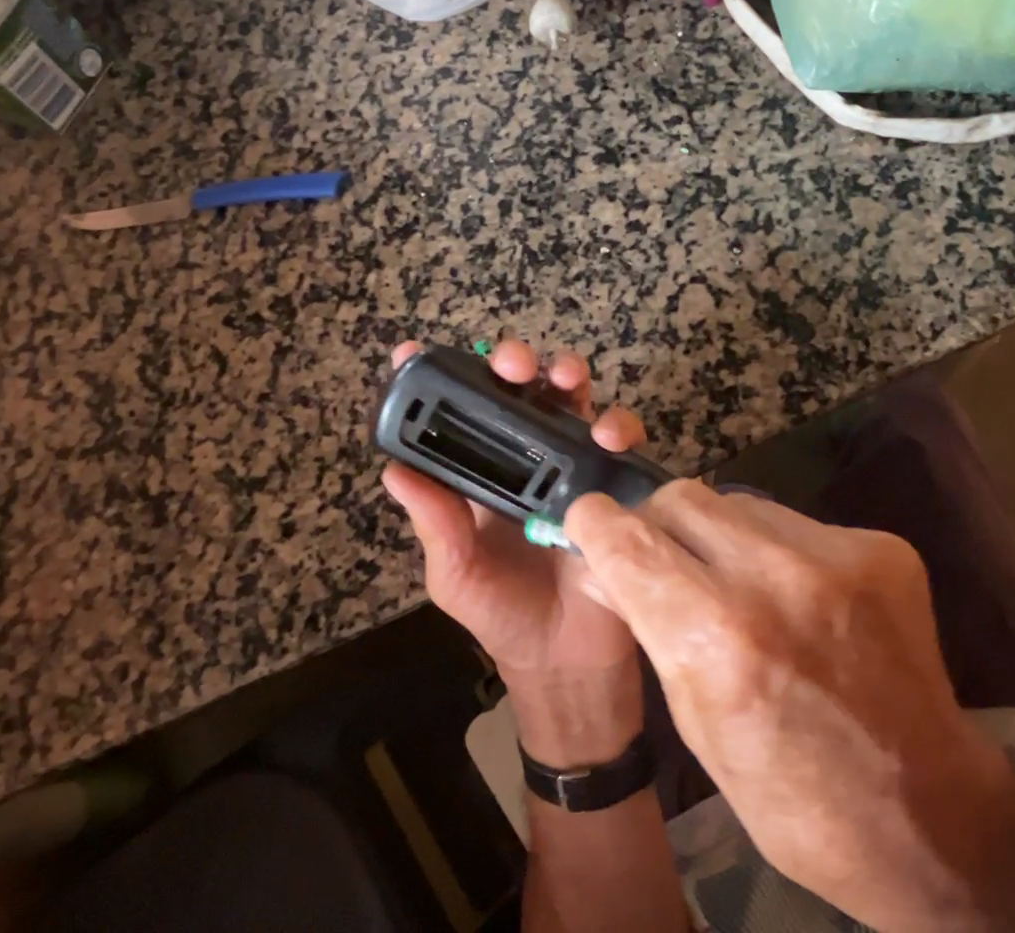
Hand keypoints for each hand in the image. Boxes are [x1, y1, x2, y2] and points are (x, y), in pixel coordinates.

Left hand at [382, 340, 650, 761]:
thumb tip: (394, 472)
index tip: (418, 354)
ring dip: (569, 377)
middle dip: (516, 363)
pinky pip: (620, 443)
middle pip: (520, 393)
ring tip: (565, 379)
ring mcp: (573, 468)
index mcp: (481, 476)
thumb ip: (434, 525)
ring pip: (572, 402)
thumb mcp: (455, 575)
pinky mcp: (615, 485)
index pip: (458, 415)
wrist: (567, 660)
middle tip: (511, 364)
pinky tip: (608, 436)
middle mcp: (526, 461)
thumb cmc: (503, 614)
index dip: (439, 379)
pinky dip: (618, 426)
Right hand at [564, 483, 1011, 916]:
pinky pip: (796, 524)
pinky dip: (778, 550)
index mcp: (715, 636)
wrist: (923, 813)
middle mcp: (775, 578)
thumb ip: (652, 626)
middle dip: (656, 524)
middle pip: (680, 497)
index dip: (595, 525)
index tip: (591, 527)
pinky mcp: (882, 548)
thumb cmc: (787, 794)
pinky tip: (798, 599)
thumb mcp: (691, 719)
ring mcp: (838, 557)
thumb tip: (614, 564)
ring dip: (719, 535)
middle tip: (666, 562)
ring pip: (738, 502)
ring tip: (738, 585)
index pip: (624, 535)